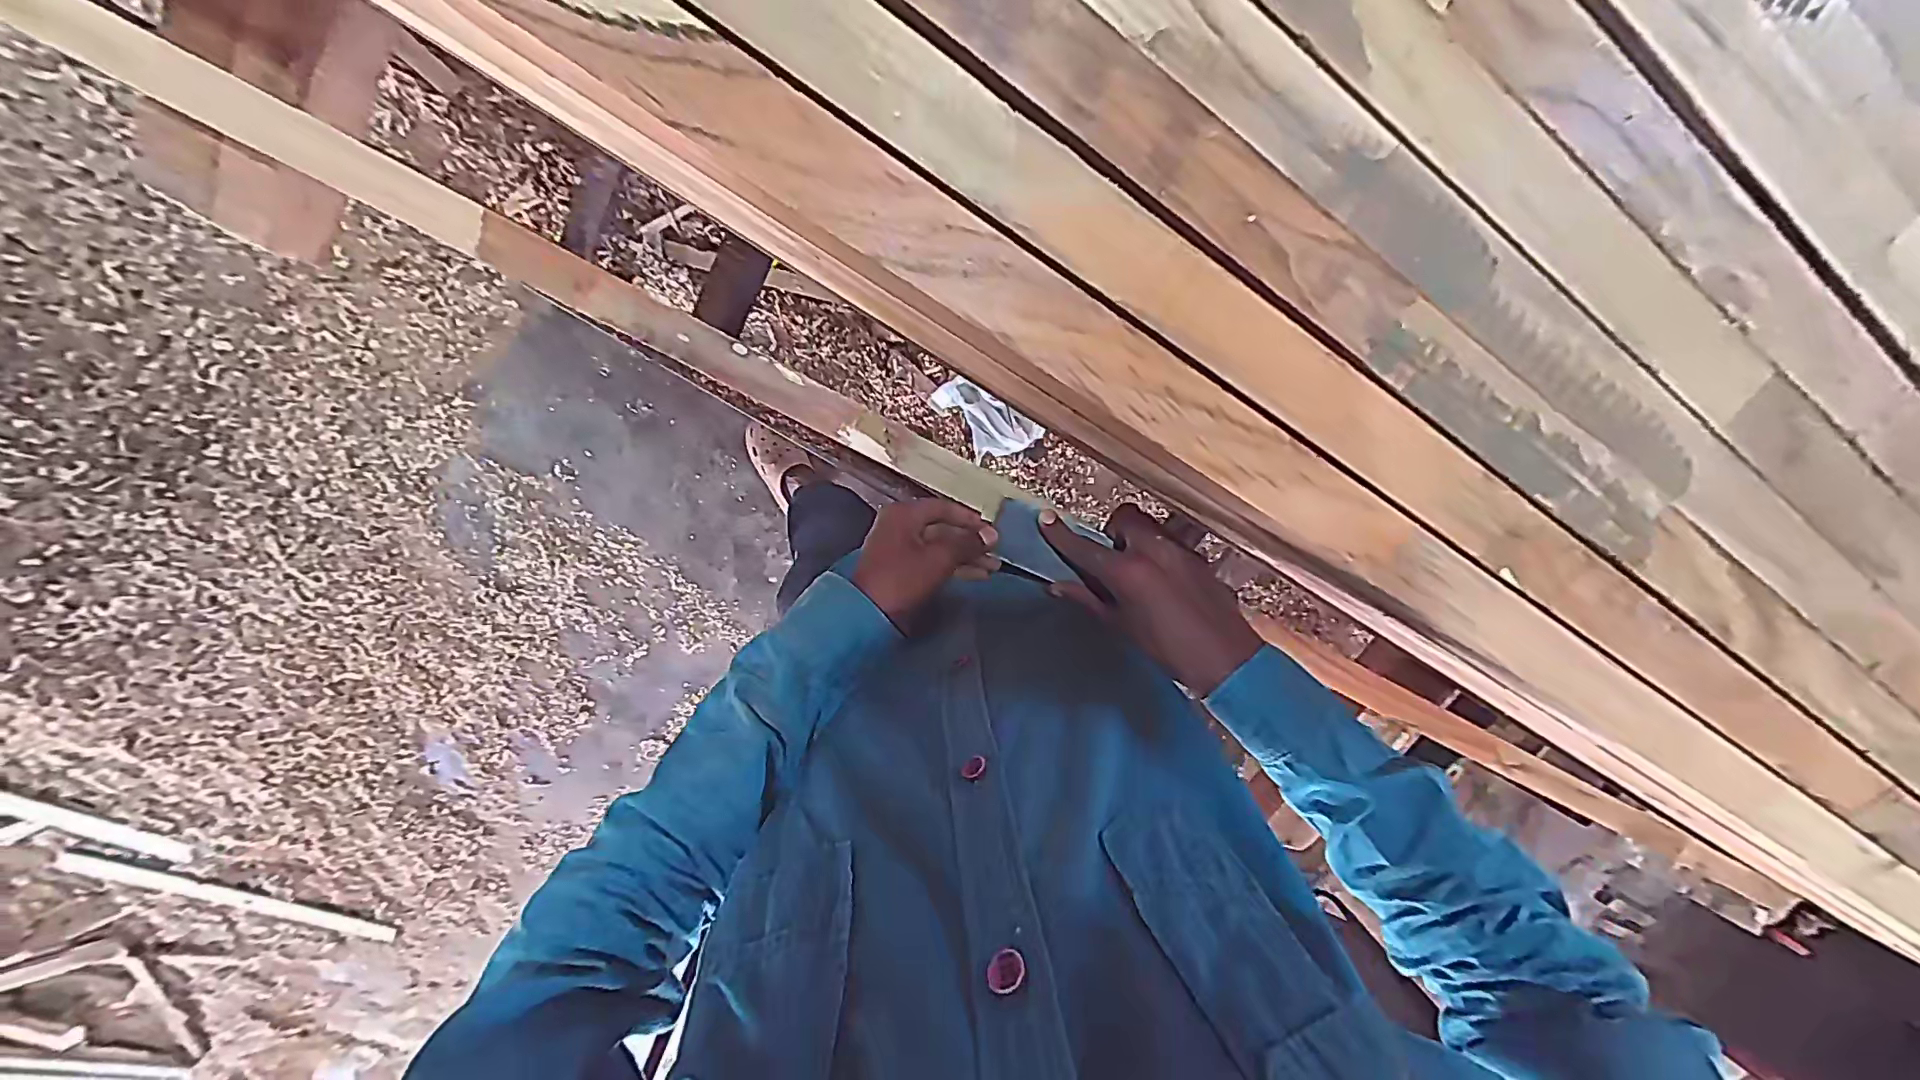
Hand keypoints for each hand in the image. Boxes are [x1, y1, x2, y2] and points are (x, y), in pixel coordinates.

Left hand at [851, 498, 1000, 629]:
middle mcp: (900, 525)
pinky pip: (932, 560)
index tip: (991, 530)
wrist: (868, 613)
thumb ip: (967, 543)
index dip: (970, 518)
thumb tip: (991, 535)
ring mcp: (898, 547)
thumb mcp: (939, 558)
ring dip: (966, 555)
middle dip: (971, 541)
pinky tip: (975, 574)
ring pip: (939, 546)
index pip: (944, 507)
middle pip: (943, 528)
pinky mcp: (900, 568)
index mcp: (904, 514)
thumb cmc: (902, 579)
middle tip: (995, 550)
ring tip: (991, 566)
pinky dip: (953, 566)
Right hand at [1040, 504, 1261, 695]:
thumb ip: (1088, 600)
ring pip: (1149, 527)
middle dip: (1113, 531)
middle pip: (1124, 518)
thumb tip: (1058, 585)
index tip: (1046, 520)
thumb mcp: (1121, 626)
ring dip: (1136, 539)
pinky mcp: (1199, 557)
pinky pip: (1171, 542)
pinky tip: (1162, 579)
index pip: (1084, 546)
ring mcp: (1179, 550)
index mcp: (1126, 571)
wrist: (1225, 659)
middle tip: (1111, 558)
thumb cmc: (1167, 649)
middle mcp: (1152, 550)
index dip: (1060, 534)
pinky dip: (1159, 552)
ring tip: (1137, 568)